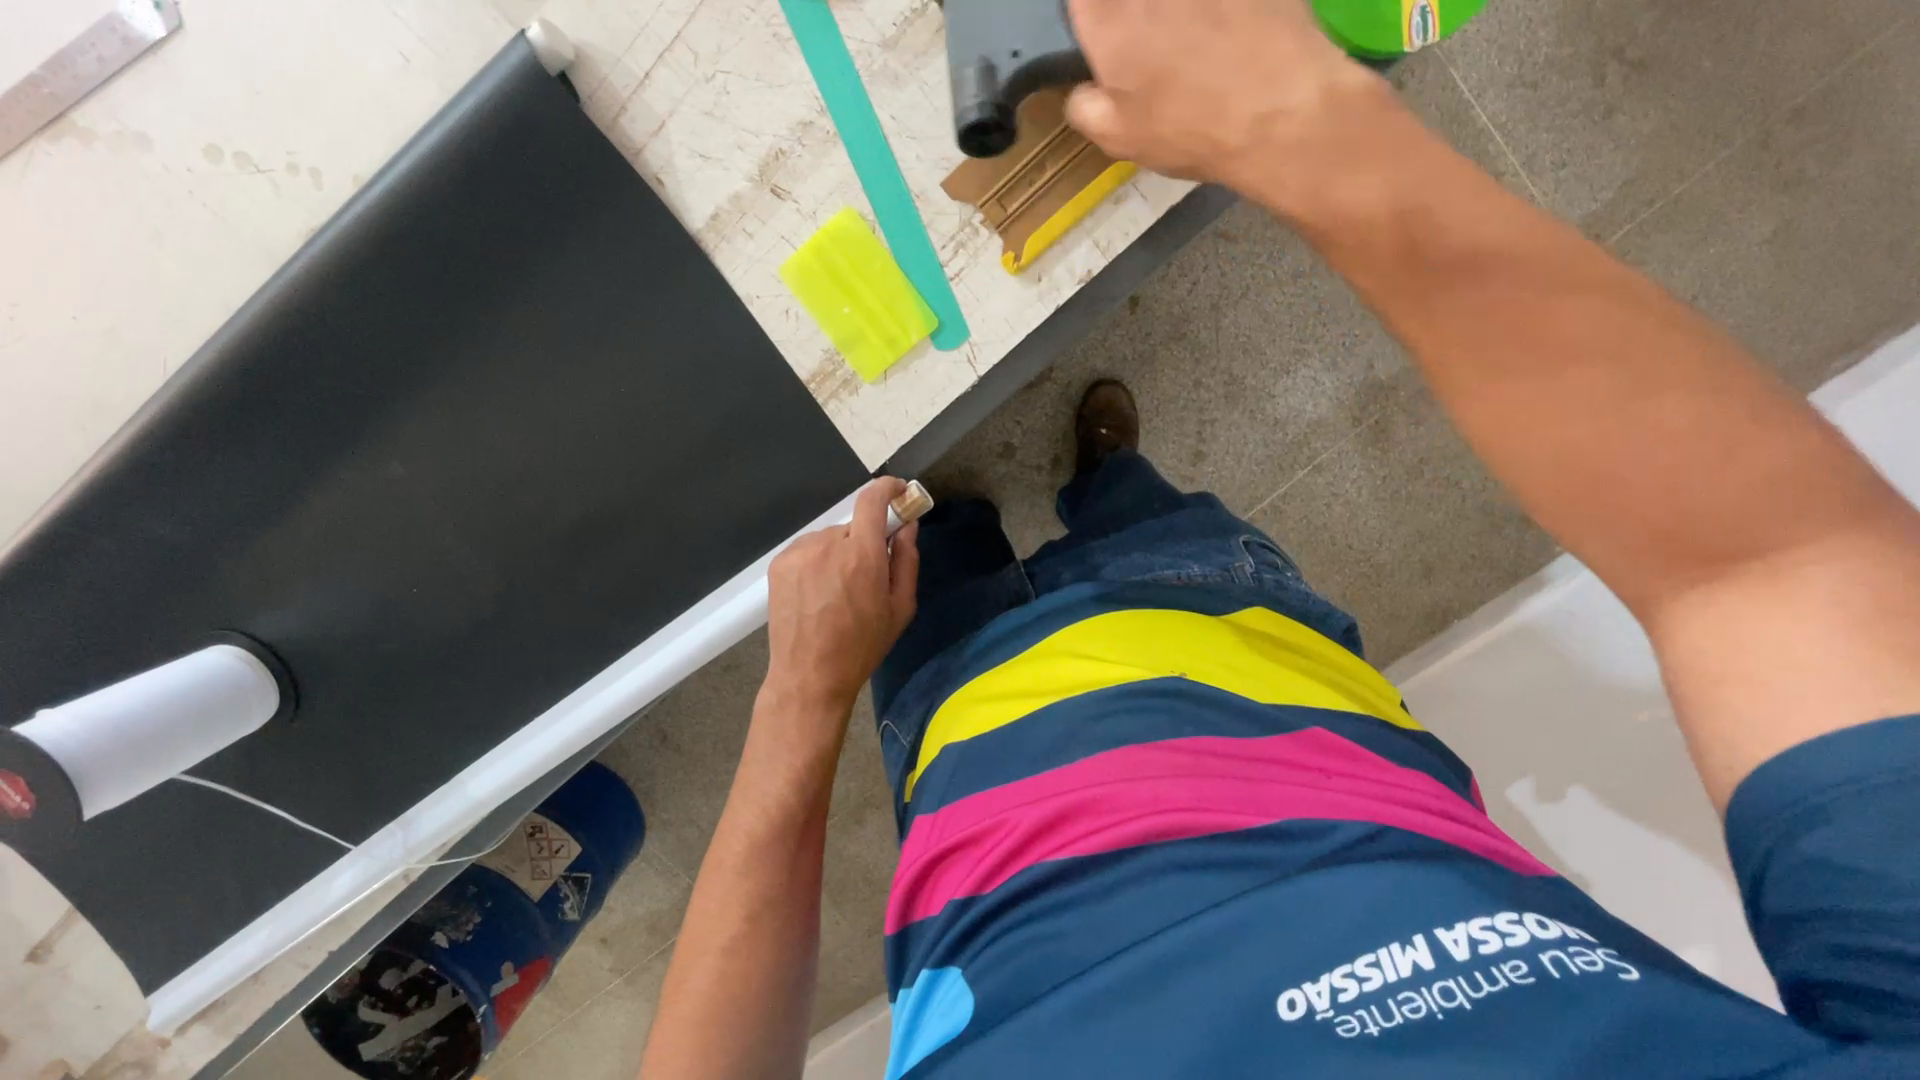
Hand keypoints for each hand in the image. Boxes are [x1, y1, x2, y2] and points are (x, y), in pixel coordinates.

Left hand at [761, 478, 919, 719]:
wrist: (810, 675)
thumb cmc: (862, 645)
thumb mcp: (900, 607)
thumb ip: (907, 560)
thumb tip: (907, 526)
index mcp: (862, 555)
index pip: (872, 499)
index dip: (887, 487)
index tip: (898, 490)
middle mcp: (827, 545)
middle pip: (852, 526)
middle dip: (864, 542)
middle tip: (867, 575)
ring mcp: (799, 553)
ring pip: (828, 539)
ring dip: (838, 553)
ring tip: (837, 592)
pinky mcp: (779, 564)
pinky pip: (808, 551)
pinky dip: (817, 562)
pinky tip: (817, 594)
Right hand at [1064, 0, 1383, 193]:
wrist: (1283, 112)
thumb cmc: (1191, 130)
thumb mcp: (1119, 139)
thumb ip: (1085, 107)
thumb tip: (1083, 89)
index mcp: (1110, 22)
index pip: (1080, 2)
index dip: (1089, 16)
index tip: (1101, 35)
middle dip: (1137, 16)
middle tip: (1154, 55)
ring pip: (1186, 3)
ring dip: (1187, 16)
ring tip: (1199, 48)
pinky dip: (1229, 10)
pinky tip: (1236, 32)